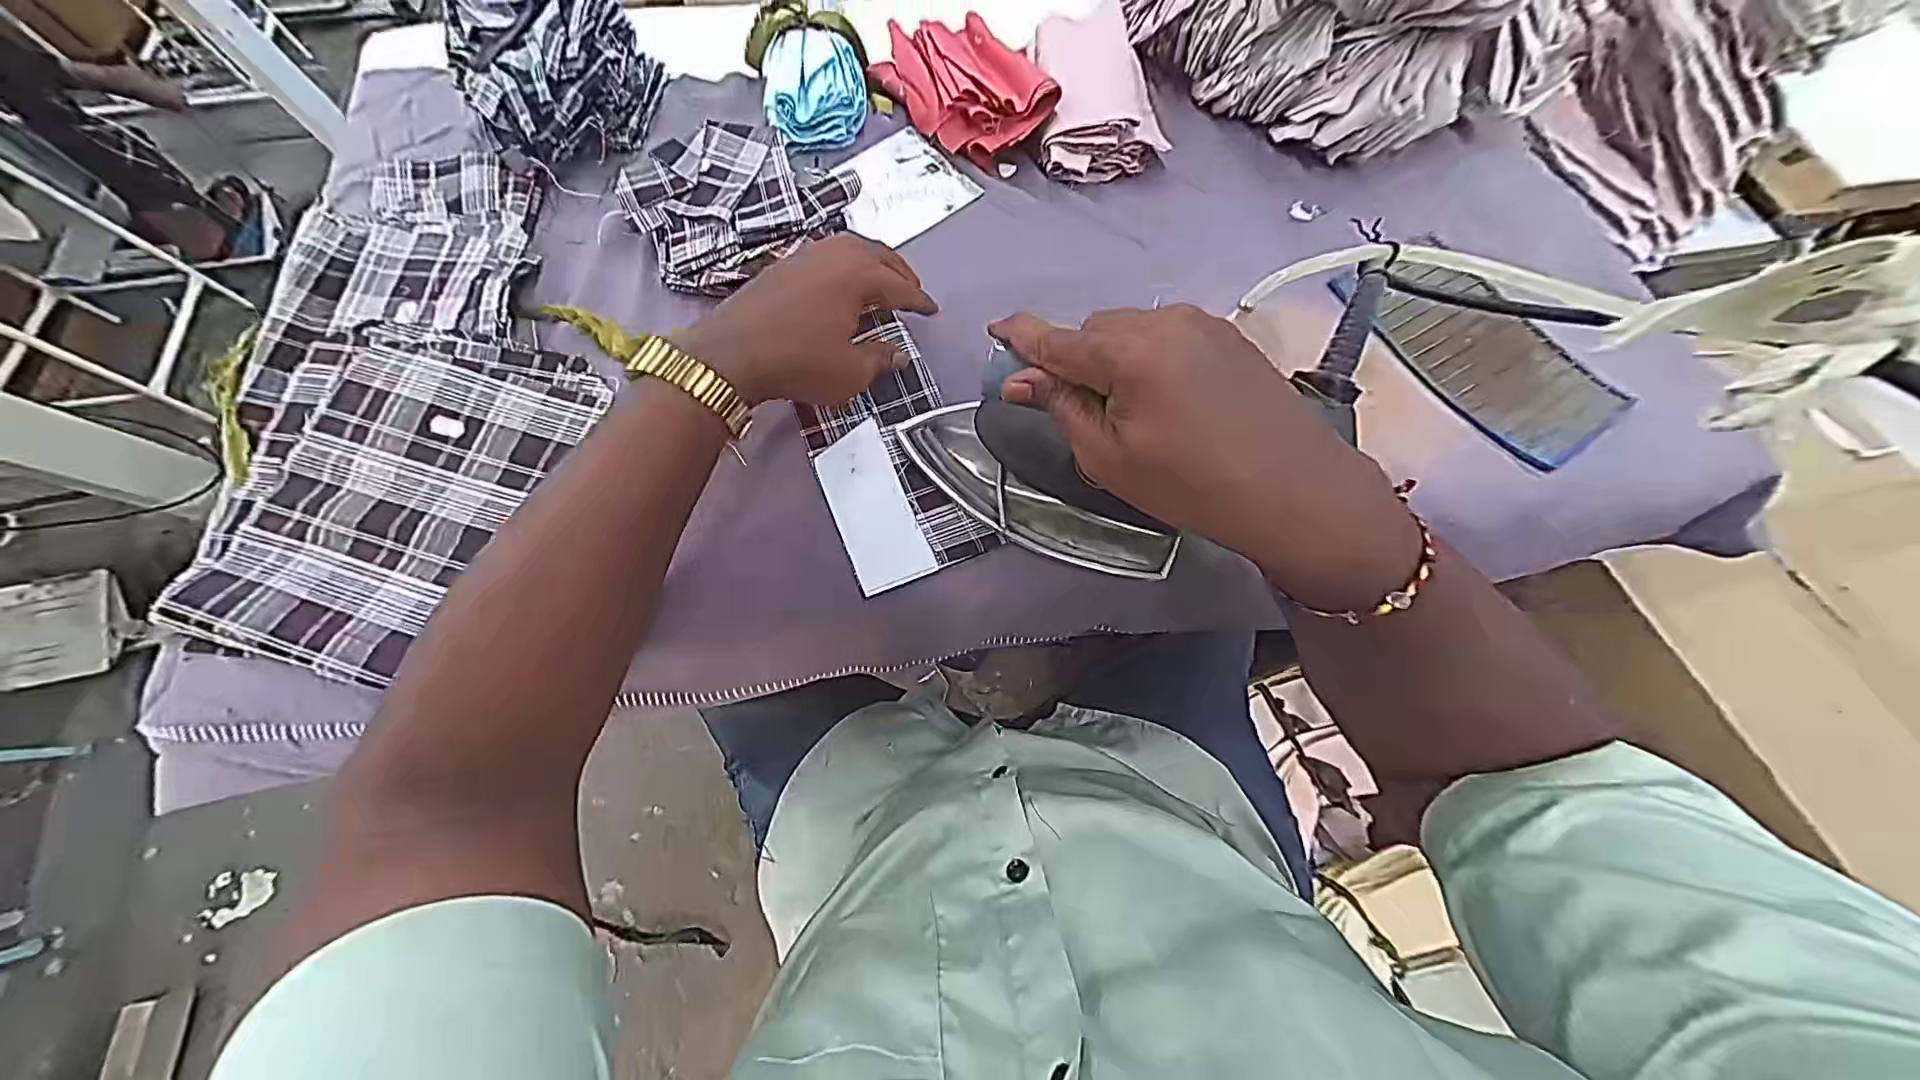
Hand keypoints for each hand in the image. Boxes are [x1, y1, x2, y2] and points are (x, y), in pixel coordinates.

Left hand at [672, 234, 936, 406]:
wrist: (732, 354)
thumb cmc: (797, 363)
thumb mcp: (850, 372)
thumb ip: (880, 359)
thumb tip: (898, 353)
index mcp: (857, 276)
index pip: (899, 286)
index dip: (918, 300)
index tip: (930, 310)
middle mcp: (833, 255)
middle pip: (878, 255)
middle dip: (900, 272)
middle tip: (912, 290)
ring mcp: (805, 255)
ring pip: (850, 248)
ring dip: (872, 262)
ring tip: (881, 282)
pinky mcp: (782, 265)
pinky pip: (826, 254)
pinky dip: (845, 264)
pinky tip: (842, 282)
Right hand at [990, 305, 1423, 610]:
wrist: (1292, 490)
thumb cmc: (1191, 484)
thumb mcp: (1109, 458)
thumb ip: (1061, 407)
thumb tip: (1022, 379)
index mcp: (1130, 351)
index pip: (1058, 338)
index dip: (1021, 336)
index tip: (996, 331)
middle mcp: (1164, 320)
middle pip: (1094, 331)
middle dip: (1077, 362)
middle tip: (1085, 414)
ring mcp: (1201, 322)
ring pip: (1130, 332)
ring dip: (1113, 361)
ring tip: (1133, 413)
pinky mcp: (1226, 334)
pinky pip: (1164, 337)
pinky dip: (1147, 359)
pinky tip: (1167, 402)